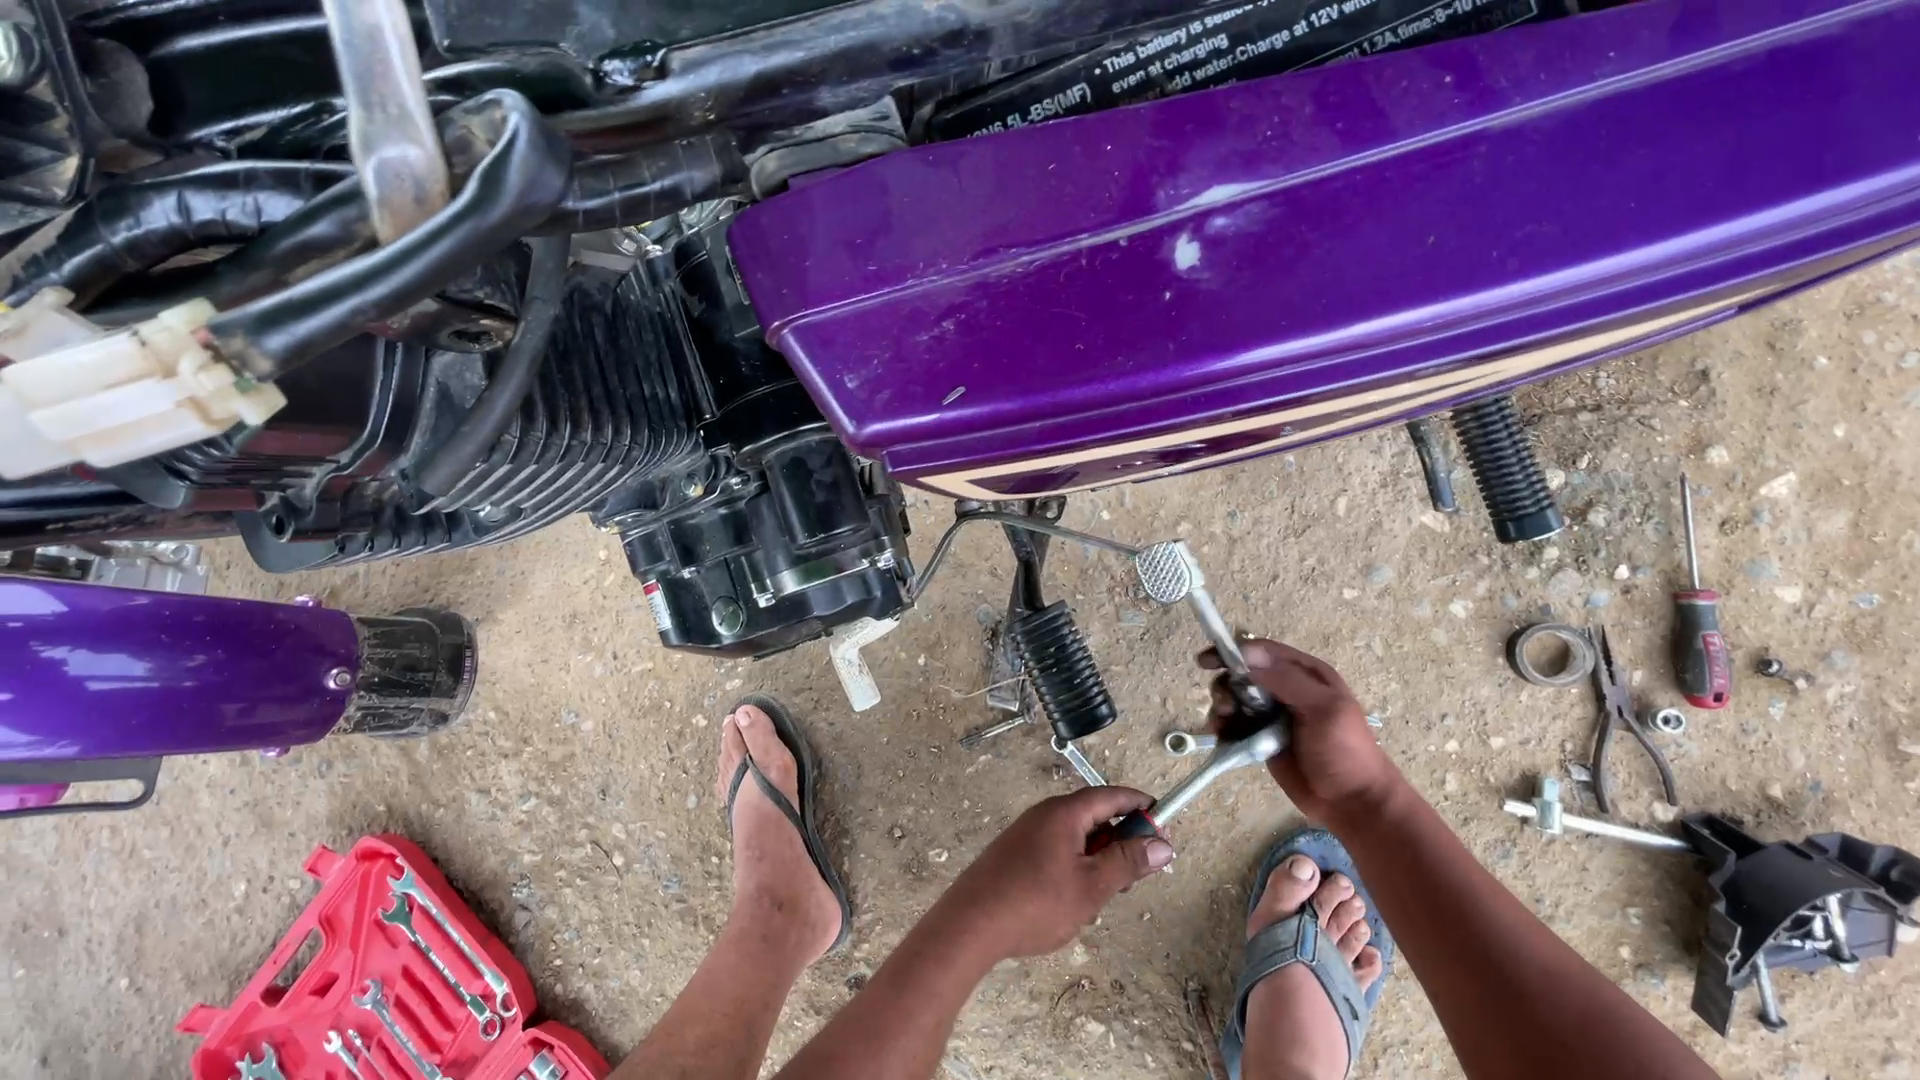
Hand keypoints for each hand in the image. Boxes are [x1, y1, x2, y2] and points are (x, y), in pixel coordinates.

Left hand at [932, 787, 1175, 960]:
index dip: (1139, 805)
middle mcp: (1043, 815)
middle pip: (1093, 817)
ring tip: (1100, 898)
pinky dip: (1074, 870)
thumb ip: (1128, 863)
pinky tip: (1072, 904)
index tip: (1162, 820)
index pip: (1110, 795)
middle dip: (1119, 842)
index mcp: (1064, 813)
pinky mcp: (1014, 856)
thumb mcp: (1092, 886)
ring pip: (1075, 839)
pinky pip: (1056, 852)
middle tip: (1135, 874)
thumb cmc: (1034, 903)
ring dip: (1096, 862)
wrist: (970, 925)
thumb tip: (1161, 845)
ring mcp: (1026, 835)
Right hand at [1202, 639, 1402, 822]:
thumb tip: (1247, 655)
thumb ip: (1288, 680)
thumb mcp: (1324, 709)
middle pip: (1243, 675)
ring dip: (1222, 707)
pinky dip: (1223, 727)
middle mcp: (1286, 690)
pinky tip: (1221, 736)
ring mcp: (1272, 716)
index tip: (1208, 662)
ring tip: (1222, 724)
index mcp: (1307, 675)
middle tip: (1224, 705)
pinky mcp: (1261, 739)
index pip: (1264, 653)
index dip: (1234, 652)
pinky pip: (1235, 725)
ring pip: (1235, 700)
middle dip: (1226, 685)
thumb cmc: (1345, 751)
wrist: (1352, 802)